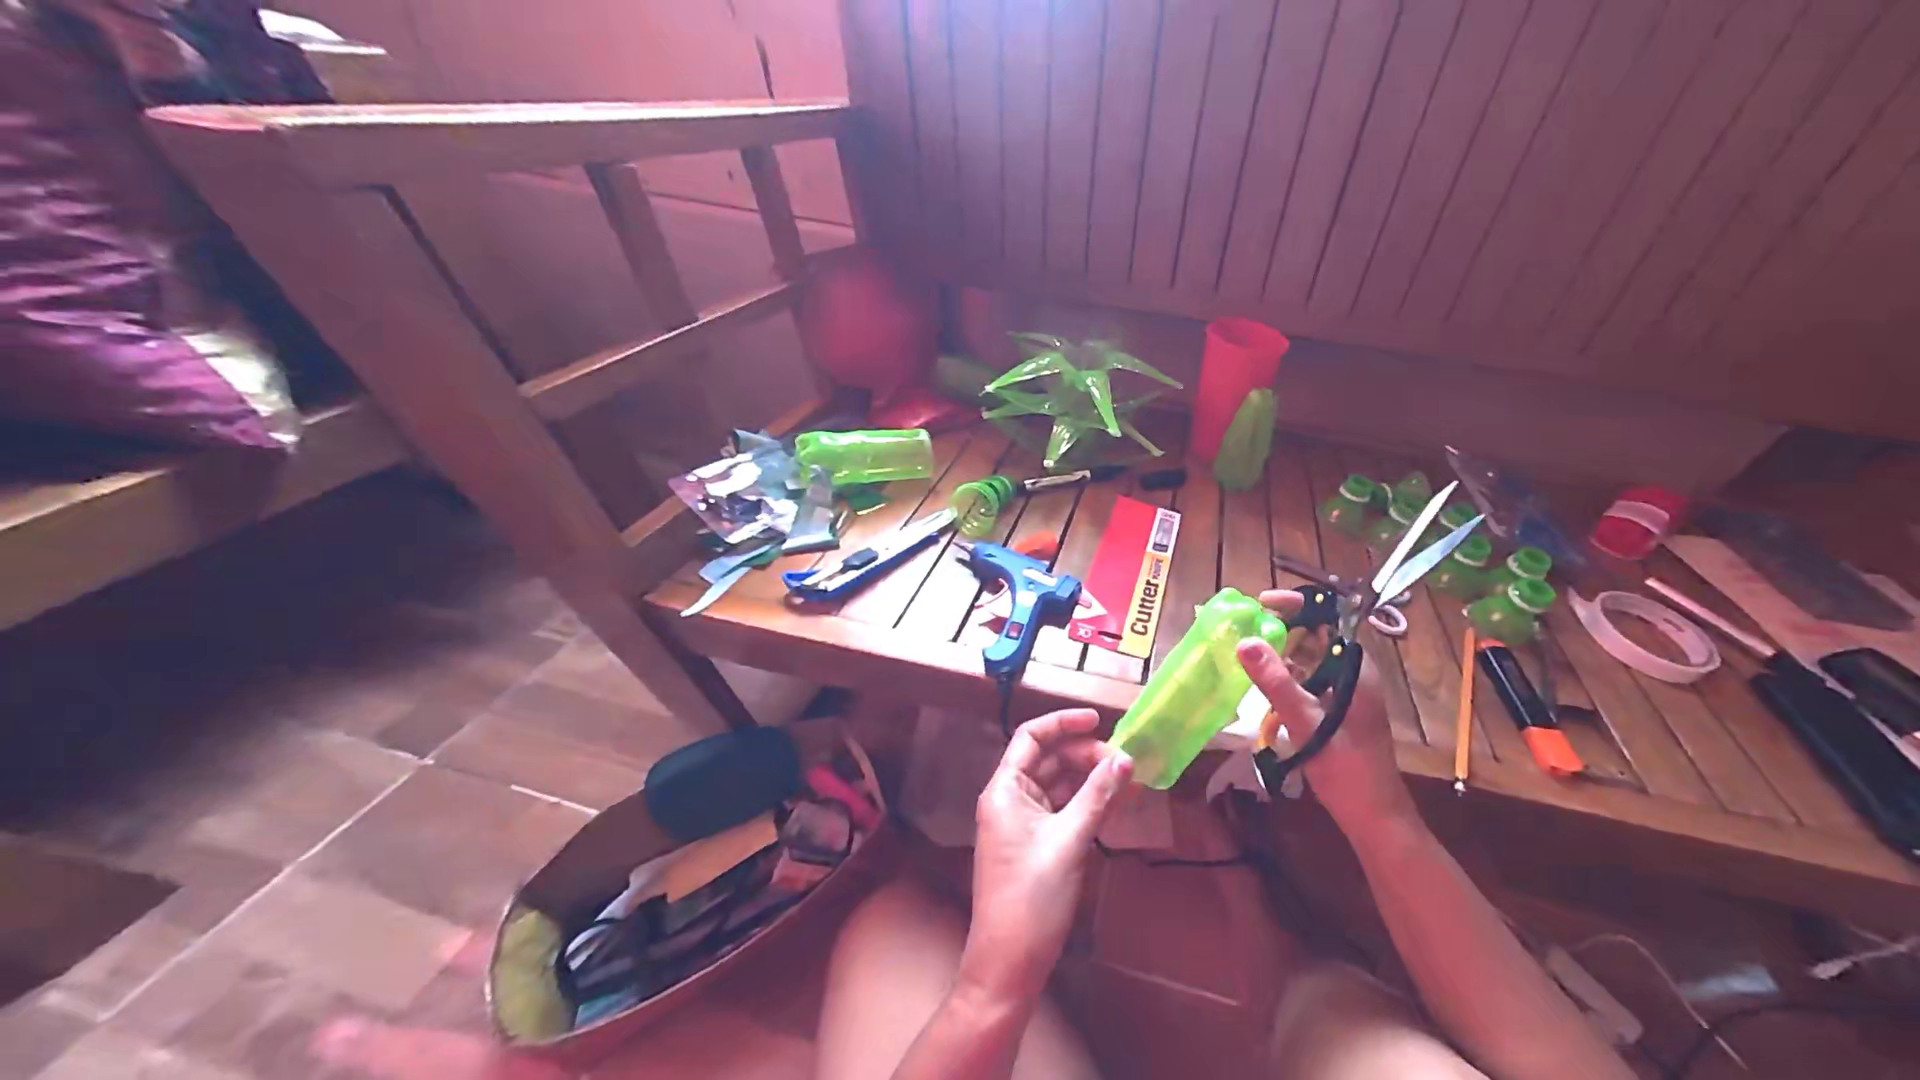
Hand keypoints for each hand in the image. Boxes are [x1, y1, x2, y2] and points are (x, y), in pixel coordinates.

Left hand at [960, 708, 1131, 1004]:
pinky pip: (1062, 810)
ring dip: (1089, 779)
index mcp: (1005, 788)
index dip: (1063, 723)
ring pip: (1058, 785)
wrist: (1009, 962)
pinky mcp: (1035, 843)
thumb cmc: (1032, 896)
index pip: (1031, 737)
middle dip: (1085, 755)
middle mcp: (1009, 798)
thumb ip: (1097, 796)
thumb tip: (1125, 759)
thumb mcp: (1069, 841)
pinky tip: (1115, 802)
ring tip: (1128, 779)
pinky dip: (1086, 803)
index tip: (1099, 720)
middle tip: (1124, 762)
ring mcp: (1022, 821)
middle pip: (1048, 759)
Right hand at [1240, 590, 1415, 837]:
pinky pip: (1304, 681)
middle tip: (1242, 626)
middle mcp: (1351, 675)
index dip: (1298, 604)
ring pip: (1308, 659)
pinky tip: (1257, 683)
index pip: (1330, 618)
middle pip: (1315, 636)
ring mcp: (1342, 694)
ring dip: (1278, 651)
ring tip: (1242, 649)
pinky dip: (1281, 676)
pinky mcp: (1332, 711)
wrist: (1373, 817)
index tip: (1261, 603)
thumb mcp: (1306, 721)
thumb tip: (1245, 642)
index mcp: (1355, 669)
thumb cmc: (1347, 767)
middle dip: (1280, 626)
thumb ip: (1276, 681)